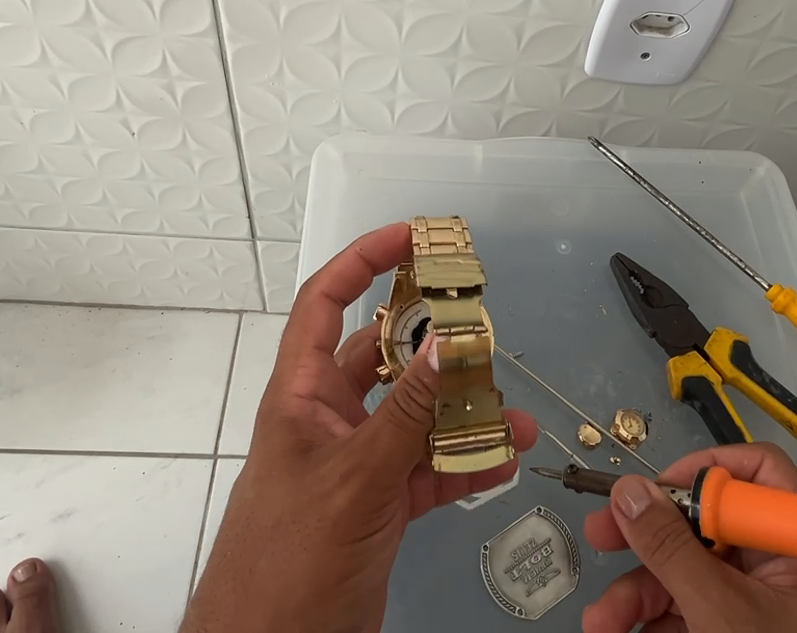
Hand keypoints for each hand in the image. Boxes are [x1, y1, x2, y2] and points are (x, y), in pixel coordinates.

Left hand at [183, 223, 537, 632]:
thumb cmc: (286, 561)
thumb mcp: (355, 478)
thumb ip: (406, 412)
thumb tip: (447, 343)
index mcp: (301, 393)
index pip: (325, 302)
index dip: (361, 260)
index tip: (408, 236)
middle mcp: (329, 416)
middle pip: (385, 355)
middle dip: (432, 340)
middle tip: (479, 324)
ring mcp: (356, 459)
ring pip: (415, 414)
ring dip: (461, 409)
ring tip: (510, 409)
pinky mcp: (379, 501)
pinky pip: (428, 464)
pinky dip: (464, 460)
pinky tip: (500, 460)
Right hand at [582, 443, 796, 632]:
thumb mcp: (720, 612)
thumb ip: (671, 547)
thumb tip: (629, 489)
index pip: (758, 473)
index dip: (706, 470)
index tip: (656, 489)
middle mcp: (780, 569)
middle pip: (707, 525)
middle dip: (648, 538)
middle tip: (600, 536)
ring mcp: (758, 608)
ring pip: (688, 572)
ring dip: (637, 592)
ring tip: (602, 622)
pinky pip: (688, 610)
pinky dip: (652, 620)